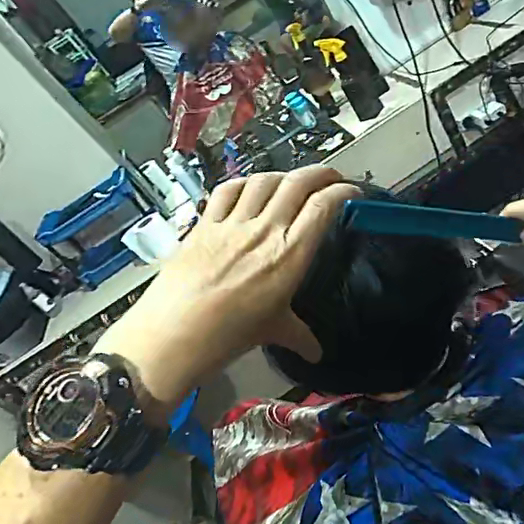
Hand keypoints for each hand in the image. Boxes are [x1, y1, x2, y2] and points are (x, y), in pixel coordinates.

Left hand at [93, 168, 359, 401]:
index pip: (323, 206)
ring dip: (284, 174)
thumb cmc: (227, 335)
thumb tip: (316, 350)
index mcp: (290, 255)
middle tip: (331, 177)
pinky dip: (243, 182)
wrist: (172, 335)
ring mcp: (232, 224)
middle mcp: (265, 231)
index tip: (351, 192)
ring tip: (292, 181)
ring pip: (264, 179)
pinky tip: (249, 187)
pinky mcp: (204, 224)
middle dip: (321, 173)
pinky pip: (227, 190)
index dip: (342, 191)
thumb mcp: (272, 331)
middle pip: (299, 182)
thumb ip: (299, 334)